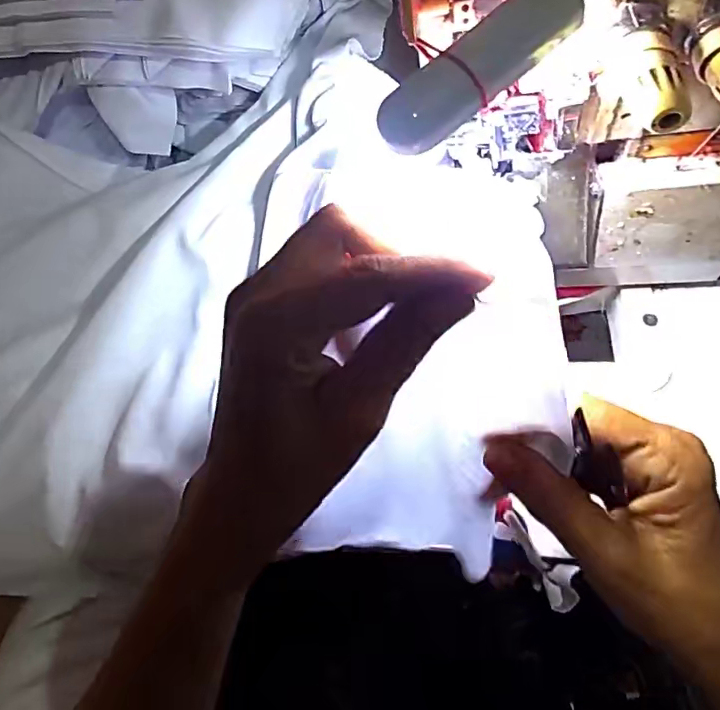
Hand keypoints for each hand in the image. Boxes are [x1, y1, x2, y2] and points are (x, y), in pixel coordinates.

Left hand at [180, 204, 491, 584]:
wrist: (237, 490)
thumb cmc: (298, 468)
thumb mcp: (361, 410)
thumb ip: (407, 340)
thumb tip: (461, 291)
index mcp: (277, 324)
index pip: (365, 274)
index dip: (429, 268)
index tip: (482, 273)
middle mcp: (257, 291)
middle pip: (336, 229)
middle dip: (392, 253)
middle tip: (431, 295)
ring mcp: (252, 289)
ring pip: (323, 237)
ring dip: (371, 257)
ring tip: (406, 302)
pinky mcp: (256, 297)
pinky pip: (311, 258)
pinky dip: (348, 269)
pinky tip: (368, 312)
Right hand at [484, 398, 719, 709]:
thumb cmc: (677, 607)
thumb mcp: (602, 550)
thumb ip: (545, 493)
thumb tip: (494, 449)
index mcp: (667, 451)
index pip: (583, 411)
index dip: (533, 421)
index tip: (490, 437)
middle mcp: (665, 444)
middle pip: (582, 423)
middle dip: (535, 443)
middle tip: (490, 459)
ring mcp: (658, 461)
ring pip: (582, 442)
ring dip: (546, 460)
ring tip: (505, 472)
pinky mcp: (647, 478)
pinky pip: (594, 461)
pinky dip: (564, 475)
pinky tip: (536, 486)